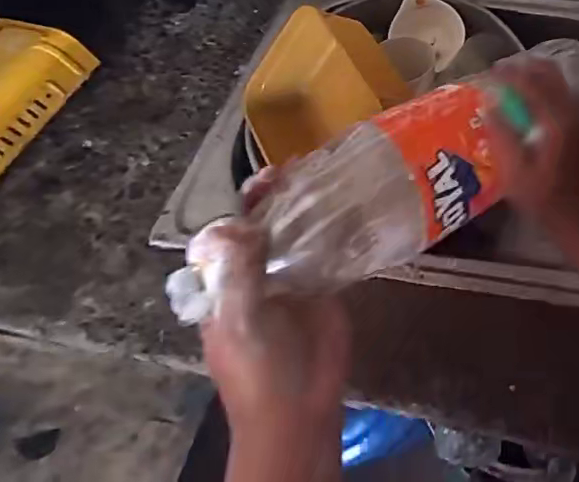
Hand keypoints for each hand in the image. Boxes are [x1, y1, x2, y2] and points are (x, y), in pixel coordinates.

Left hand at [196, 171, 350, 451]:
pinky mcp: (322, 286)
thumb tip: (243, 225)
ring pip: (296, 233)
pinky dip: (336, 227)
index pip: (231, 231)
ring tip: (326, 175)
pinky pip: (327, 250)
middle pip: (265, 225)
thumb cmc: (258, 371)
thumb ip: (239, 274)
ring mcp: (291, 278)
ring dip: (307, 206)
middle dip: (278, 196)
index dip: (245, 203)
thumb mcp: (240, 322)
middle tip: (298, 168)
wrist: (299, 411)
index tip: (265, 179)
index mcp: (227, 283)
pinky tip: (351, 205)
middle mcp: (257, 274)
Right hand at [481, 57, 578, 238]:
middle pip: (549, 72)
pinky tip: (530, 94)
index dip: (509, 73)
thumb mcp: (513, 170)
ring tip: (512, 79)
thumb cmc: (539, 194)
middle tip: (500, 71)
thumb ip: (501, 134)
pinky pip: (563, 89)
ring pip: (558, 78)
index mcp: (556, 122)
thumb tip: (488, 104)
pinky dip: (546, 84)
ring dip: (535, 73)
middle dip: (523, 67)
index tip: (490, 71)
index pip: (531, 84)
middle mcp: (572, 112)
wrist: (572, 212)